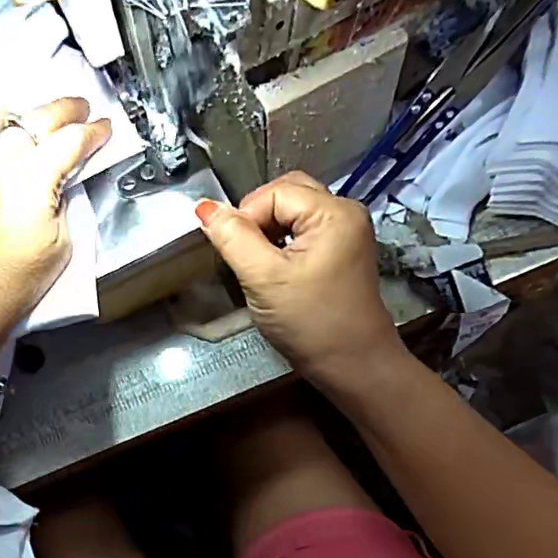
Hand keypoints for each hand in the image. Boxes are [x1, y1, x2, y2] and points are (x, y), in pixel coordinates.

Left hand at [0, 97, 112, 372]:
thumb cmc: (12, 284)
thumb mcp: (60, 248)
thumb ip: (61, 204)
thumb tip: (57, 184)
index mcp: (30, 178)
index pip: (69, 142)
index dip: (93, 133)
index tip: (104, 128)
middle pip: (34, 118)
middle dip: (63, 111)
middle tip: (79, 109)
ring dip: (14, 115)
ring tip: (24, 125)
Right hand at [195, 172, 405, 390]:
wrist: (352, 365)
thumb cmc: (310, 323)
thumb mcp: (263, 278)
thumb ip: (232, 238)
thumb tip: (205, 208)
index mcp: (334, 212)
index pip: (274, 193)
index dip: (246, 217)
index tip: (237, 255)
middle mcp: (345, 214)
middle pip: (286, 195)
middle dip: (257, 220)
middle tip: (245, 256)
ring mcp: (346, 234)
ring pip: (293, 214)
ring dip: (268, 233)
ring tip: (260, 267)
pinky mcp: (341, 253)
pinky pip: (303, 233)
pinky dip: (282, 244)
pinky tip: (275, 272)